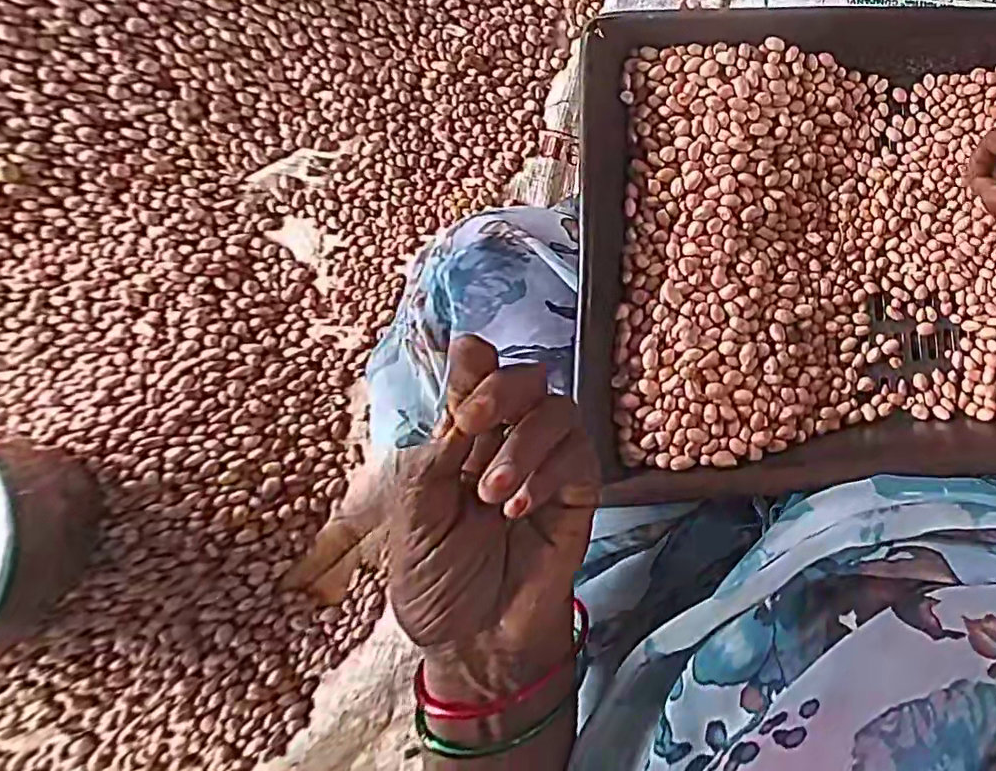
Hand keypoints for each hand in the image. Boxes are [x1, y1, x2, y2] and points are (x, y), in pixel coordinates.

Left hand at [389, 344, 600, 693]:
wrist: (476, 642)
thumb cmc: (437, 579)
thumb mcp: (415, 518)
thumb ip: (438, 451)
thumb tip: (459, 384)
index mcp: (468, 441)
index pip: (479, 383)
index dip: (477, 364)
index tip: (469, 354)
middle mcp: (513, 439)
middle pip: (529, 380)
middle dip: (504, 390)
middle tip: (476, 422)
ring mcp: (551, 461)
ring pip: (558, 411)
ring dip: (524, 444)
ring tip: (492, 494)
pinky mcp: (580, 487)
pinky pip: (578, 455)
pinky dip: (549, 473)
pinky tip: (520, 508)